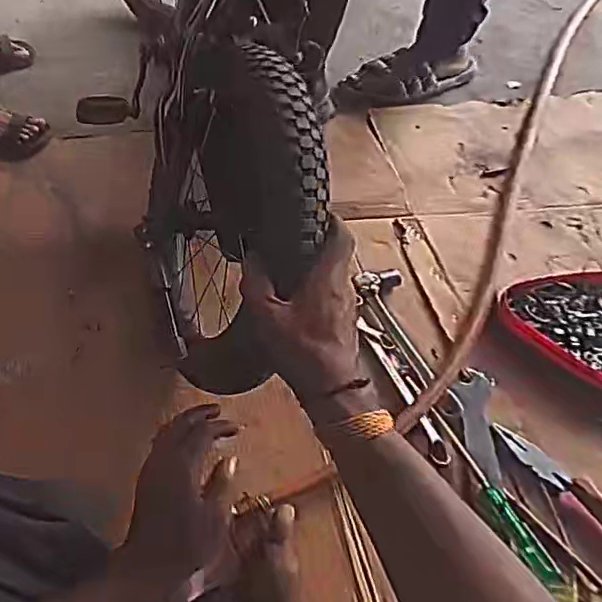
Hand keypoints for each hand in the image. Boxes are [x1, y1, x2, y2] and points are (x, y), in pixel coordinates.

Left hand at [112, 405, 239, 601]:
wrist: (148, 566)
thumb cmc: (187, 546)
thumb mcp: (214, 518)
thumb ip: (221, 484)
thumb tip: (229, 460)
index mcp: (182, 465)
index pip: (201, 433)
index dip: (219, 427)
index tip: (236, 427)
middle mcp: (163, 460)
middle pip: (179, 425)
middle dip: (199, 415)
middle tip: (218, 412)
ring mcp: (151, 468)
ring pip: (167, 432)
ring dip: (185, 423)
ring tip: (203, 423)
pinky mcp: (146, 478)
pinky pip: (161, 444)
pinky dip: (175, 436)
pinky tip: (185, 445)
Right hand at [241, 224, 362, 408]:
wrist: (331, 389)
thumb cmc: (302, 352)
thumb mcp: (266, 316)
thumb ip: (256, 284)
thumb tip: (252, 260)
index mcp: (327, 278)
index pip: (340, 235)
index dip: (331, 219)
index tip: (316, 212)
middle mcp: (344, 286)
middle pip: (337, 253)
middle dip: (317, 242)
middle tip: (293, 239)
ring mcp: (349, 304)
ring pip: (335, 273)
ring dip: (317, 266)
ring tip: (290, 268)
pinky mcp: (346, 320)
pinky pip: (334, 292)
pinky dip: (318, 287)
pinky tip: (297, 299)